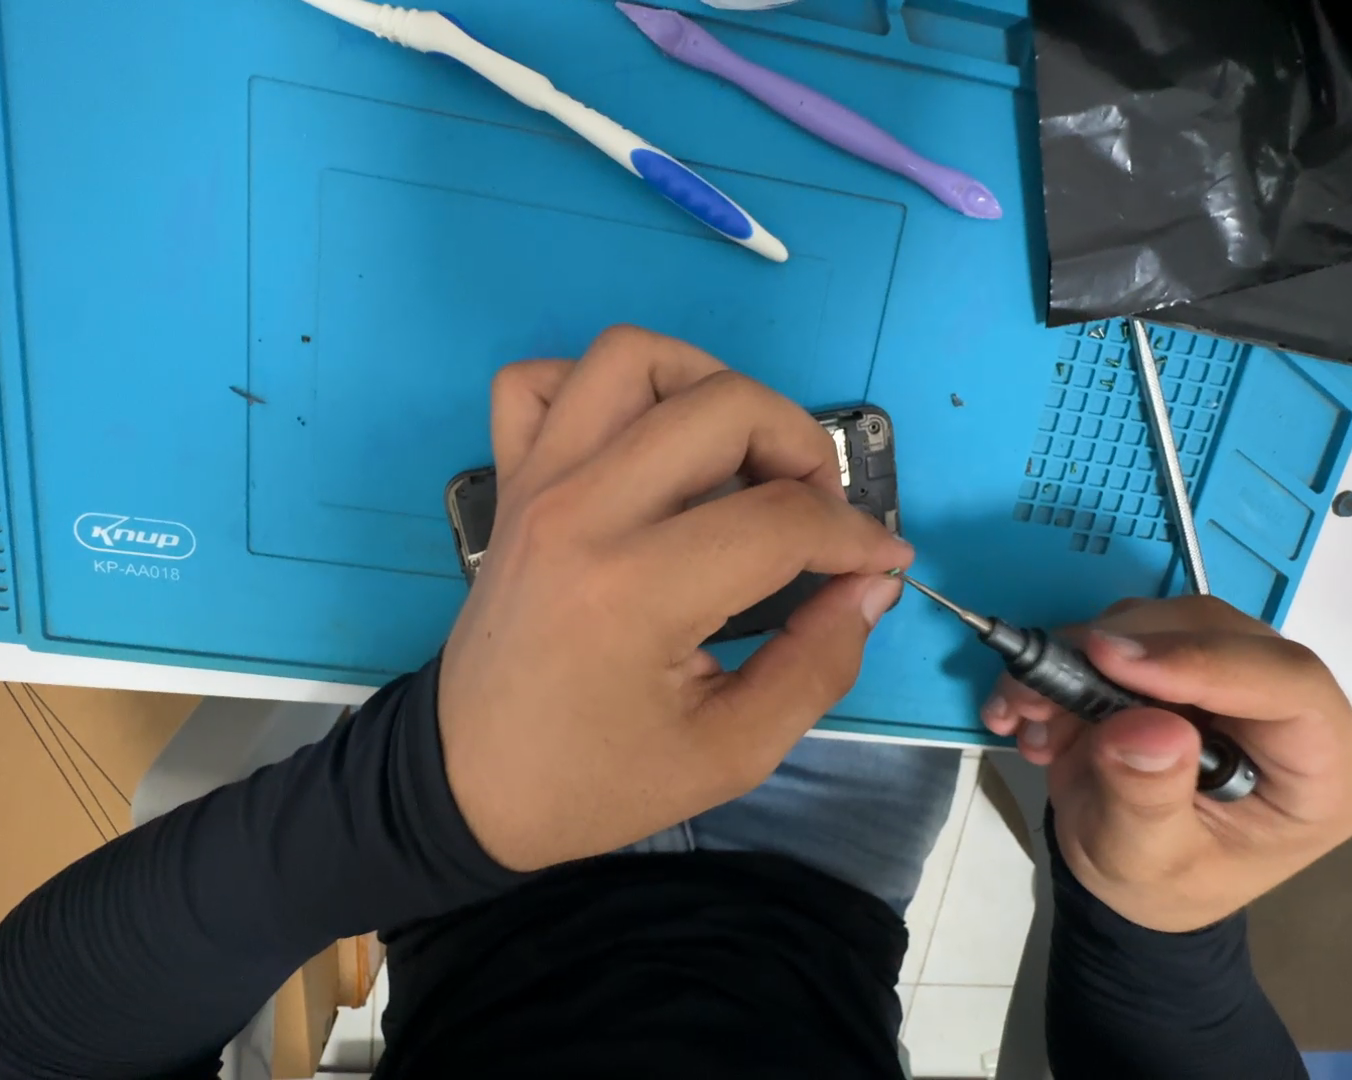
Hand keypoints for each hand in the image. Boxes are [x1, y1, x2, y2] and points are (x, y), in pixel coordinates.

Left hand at [440, 326, 913, 871]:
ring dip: (708, 385)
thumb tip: (873, 584)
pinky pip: (537, 382)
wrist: (470, 781)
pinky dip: (597, 388)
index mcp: (636, 590)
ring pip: (631, 357)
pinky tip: (636, 441)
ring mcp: (535, 484)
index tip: (881, 561)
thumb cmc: (596, 780)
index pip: (781, 521)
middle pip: (722, 406)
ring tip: (738, 453)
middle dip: (801, 444)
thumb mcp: (730, 752)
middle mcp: (582, 510)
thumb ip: (819, 664)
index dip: (856, 536)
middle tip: (816, 507)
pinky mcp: (509, 481)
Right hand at [980, 596, 1351, 931]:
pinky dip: (1059, 661)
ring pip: (1157, 621)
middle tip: (1037, 687)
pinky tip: (1028, 710)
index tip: (1107, 659)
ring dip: (1075, 655)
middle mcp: (1283, 710)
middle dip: (1116, 650)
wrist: (1128, 874)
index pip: (1290, 684)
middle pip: (1214, 633)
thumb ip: (1147, 797)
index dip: (1201, 659)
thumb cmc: (1155, 883)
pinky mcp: (1174, 665)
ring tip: (1025, 712)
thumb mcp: (1142, 858)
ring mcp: (1226, 679)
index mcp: (1319, 771)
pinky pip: (1116, 632)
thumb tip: (1146, 727)